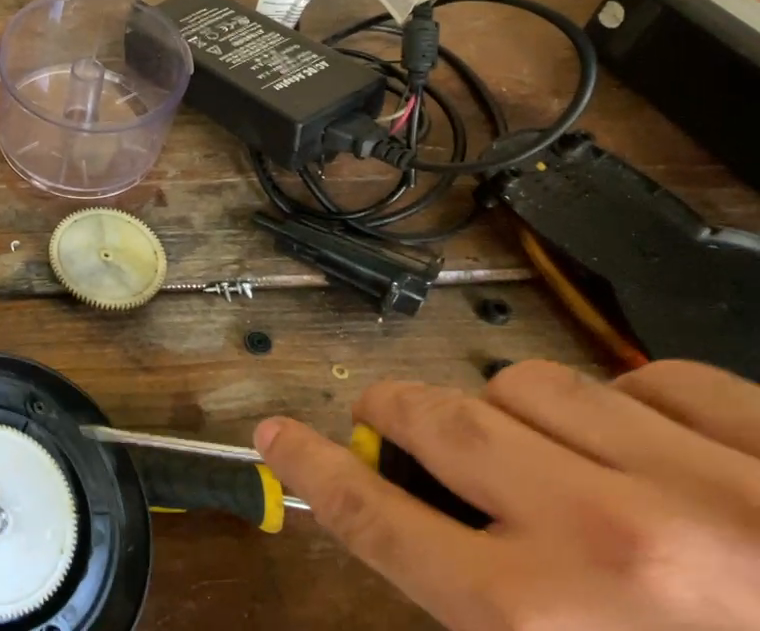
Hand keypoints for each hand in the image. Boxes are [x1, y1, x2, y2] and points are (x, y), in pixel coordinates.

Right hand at [256, 359, 759, 629]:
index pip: (375, 512)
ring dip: (521, 416)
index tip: (277, 432)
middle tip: (402, 433)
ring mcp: (711, 487)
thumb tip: (419, 532)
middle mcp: (610, 540)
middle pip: (432, 418)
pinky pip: (661, 382)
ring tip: (557, 456)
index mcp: (545, 623)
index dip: (311, 464)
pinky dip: (638, 405)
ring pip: (532, 386)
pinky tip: (661, 448)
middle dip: (399, 418)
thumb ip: (492, 612)